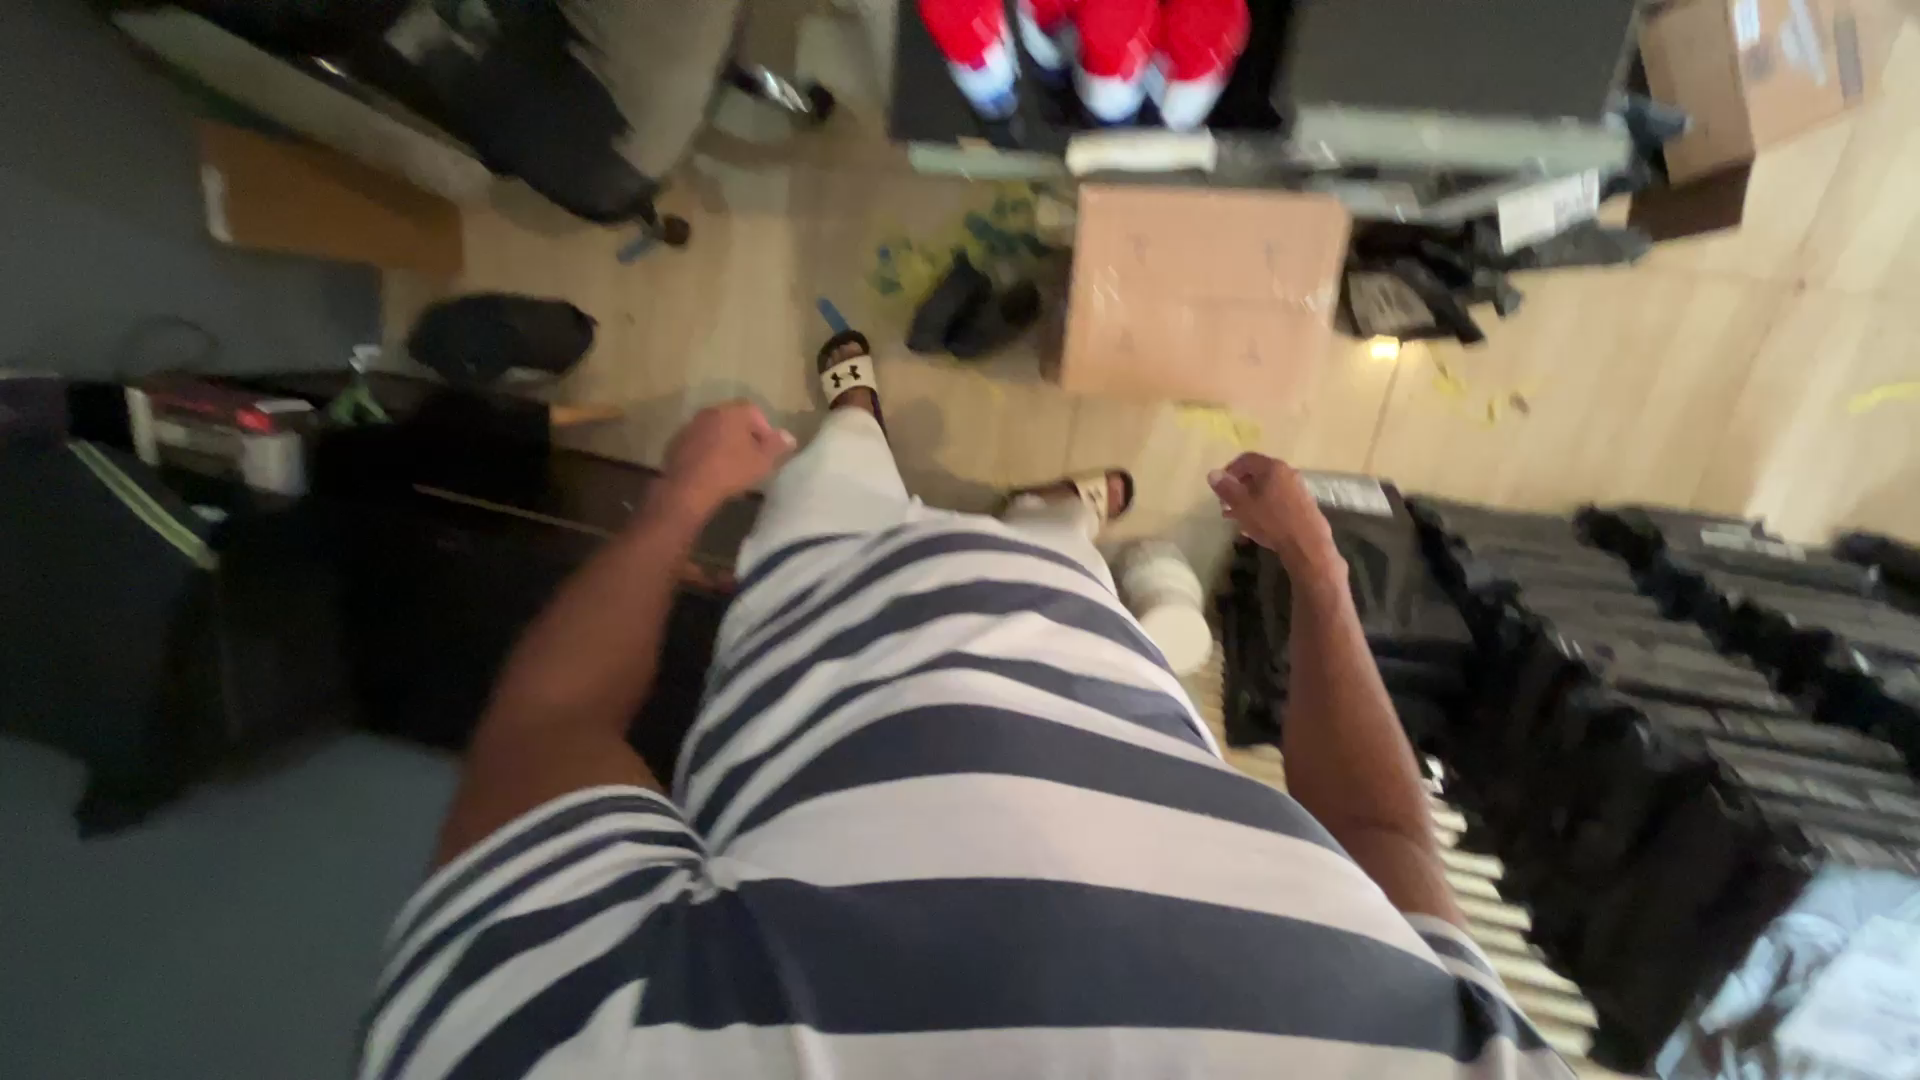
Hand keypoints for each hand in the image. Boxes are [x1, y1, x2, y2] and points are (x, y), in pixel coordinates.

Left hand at [659, 401, 795, 517]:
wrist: (689, 488)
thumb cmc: (732, 470)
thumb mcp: (763, 461)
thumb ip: (778, 445)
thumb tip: (789, 436)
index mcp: (733, 412)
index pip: (755, 412)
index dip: (765, 430)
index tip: (767, 450)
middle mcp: (710, 412)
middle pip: (733, 419)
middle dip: (744, 435)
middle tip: (752, 457)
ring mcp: (690, 426)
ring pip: (715, 430)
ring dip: (725, 442)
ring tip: (732, 465)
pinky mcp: (676, 443)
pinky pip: (699, 442)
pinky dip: (707, 451)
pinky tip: (712, 470)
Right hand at [1207, 452, 1341, 574]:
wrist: (1306, 544)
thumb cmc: (1271, 521)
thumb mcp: (1242, 505)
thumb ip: (1226, 487)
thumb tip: (1212, 473)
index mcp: (1272, 468)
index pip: (1246, 459)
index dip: (1229, 470)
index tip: (1219, 487)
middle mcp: (1287, 473)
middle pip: (1257, 474)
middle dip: (1238, 488)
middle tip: (1225, 504)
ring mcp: (1297, 488)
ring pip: (1266, 489)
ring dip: (1248, 499)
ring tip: (1235, 516)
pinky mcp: (1303, 504)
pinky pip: (1276, 499)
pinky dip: (1262, 506)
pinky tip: (1254, 524)